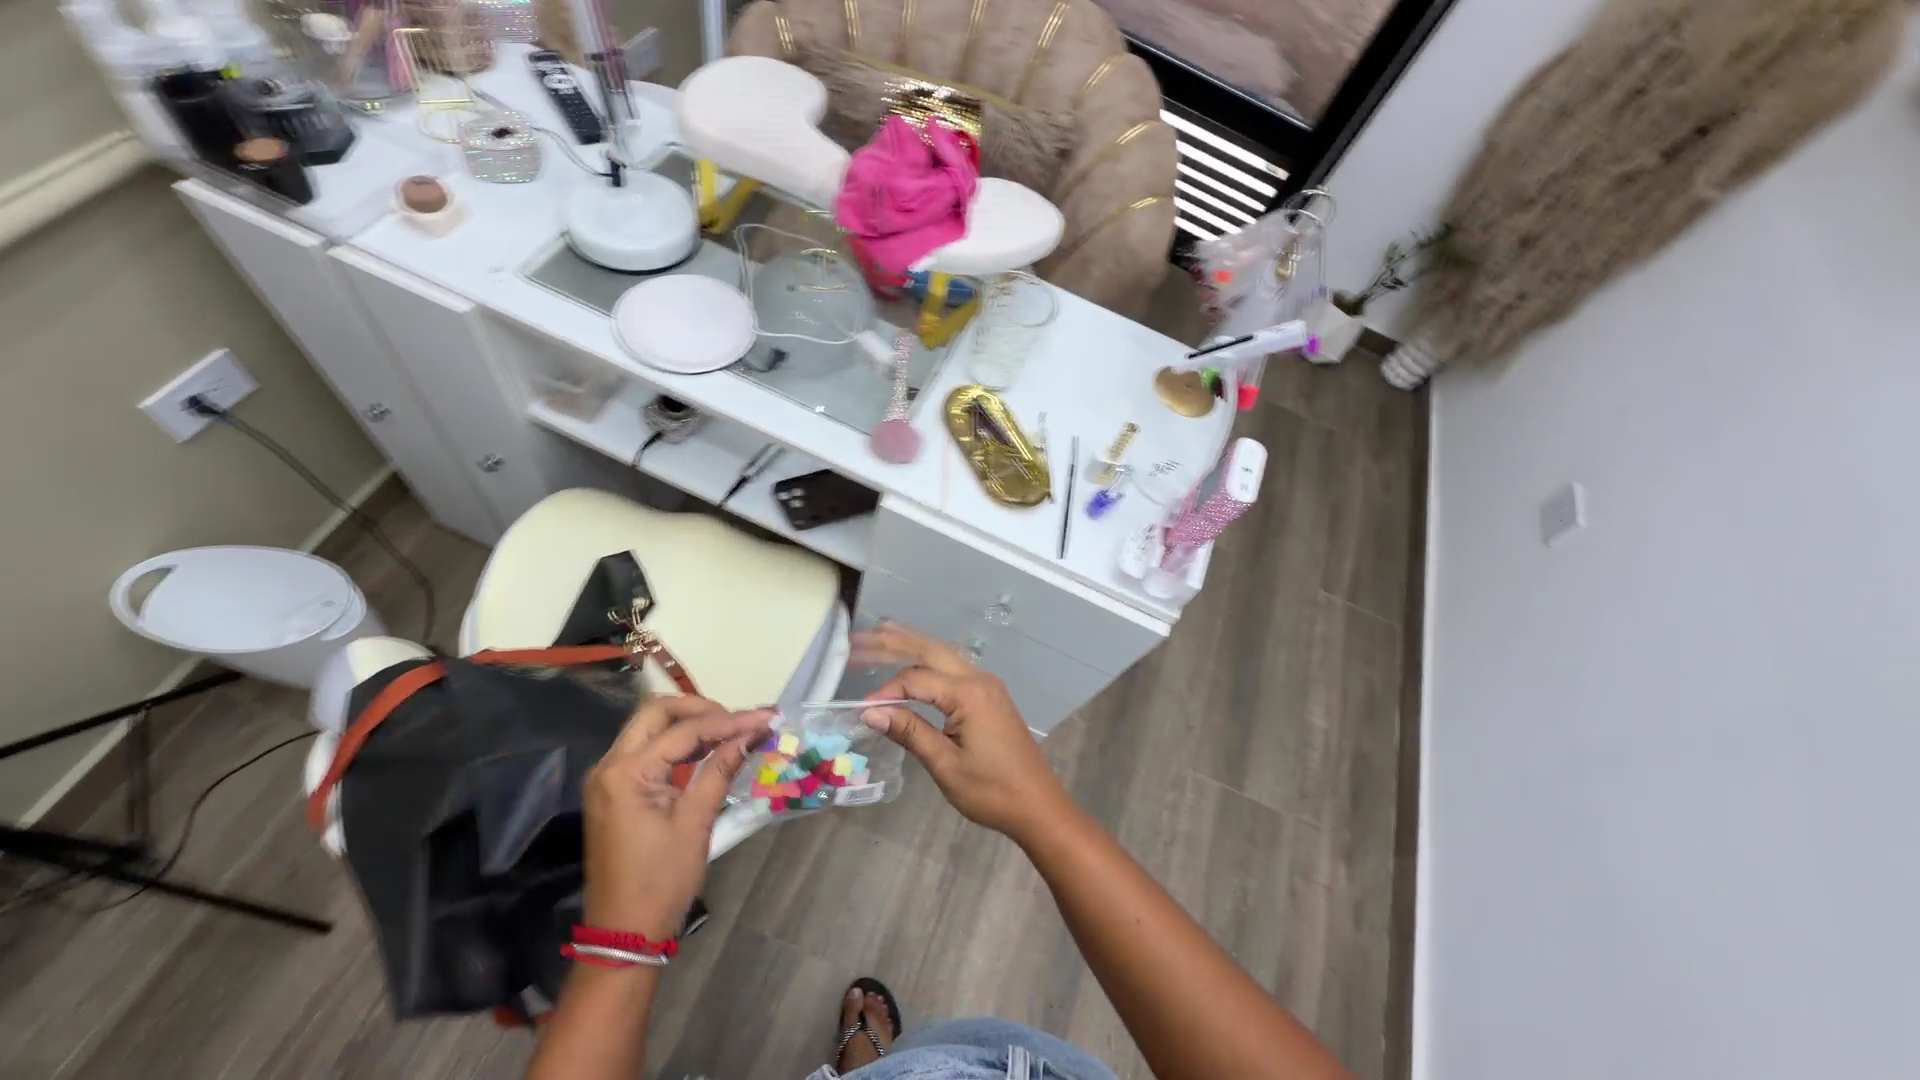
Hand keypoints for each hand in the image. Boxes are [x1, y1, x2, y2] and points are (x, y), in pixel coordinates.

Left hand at [582, 696, 769, 938]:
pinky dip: (675, 745)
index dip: (727, 721)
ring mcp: (607, 778)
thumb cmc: (661, 880)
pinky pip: (645, 752)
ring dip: (688, 724)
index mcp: (626, 773)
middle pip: (656, 713)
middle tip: (738, 721)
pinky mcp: (613, 791)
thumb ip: (720, 770)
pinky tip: (706, 751)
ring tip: (730, 732)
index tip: (764, 719)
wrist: (624, 931)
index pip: (683, 730)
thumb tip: (751, 734)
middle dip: (700, 709)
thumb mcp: (696, 822)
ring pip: (648, 729)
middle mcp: (609, 766)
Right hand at [856, 624, 1070, 841]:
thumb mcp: (946, 765)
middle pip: (930, 651)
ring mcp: (988, 686)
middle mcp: (980, 680)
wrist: (1038, 805)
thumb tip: (871, 712)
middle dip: (893, 644)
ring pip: (944, 654)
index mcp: (969, 695)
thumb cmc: (992, 791)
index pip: (917, 680)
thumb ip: (910, 732)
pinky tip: (913, 659)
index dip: (887, 692)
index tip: (863, 710)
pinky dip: (929, 660)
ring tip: (880, 634)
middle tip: (859, 640)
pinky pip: (954, 667)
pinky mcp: (990, 696)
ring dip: (912, 646)